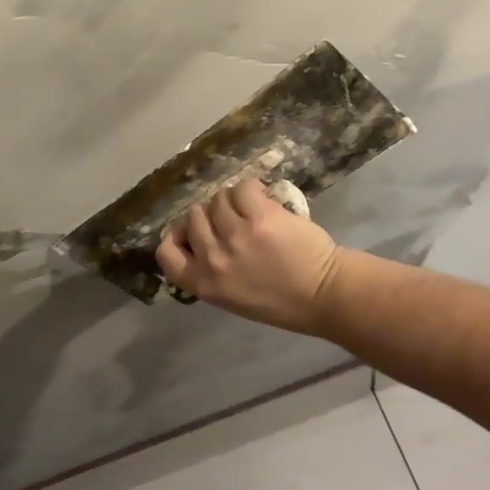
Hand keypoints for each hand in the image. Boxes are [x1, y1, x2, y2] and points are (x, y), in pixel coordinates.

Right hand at [154, 178, 343, 333]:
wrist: (323, 294)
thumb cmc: (281, 302)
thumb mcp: (232, 296)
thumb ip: (210, 270)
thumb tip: (199, 238)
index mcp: (204, 283)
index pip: (166, 253)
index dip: (175, 236)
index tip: (189, 233)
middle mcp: (213, 258)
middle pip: (193, 216)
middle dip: (211, 214)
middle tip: (232, 219)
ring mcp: (236, 235)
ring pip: (218, 199)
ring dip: (233, 201)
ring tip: (252, 211)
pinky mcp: (260, 216)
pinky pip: (242, 188)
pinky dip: (252, 189)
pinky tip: (264, 200)